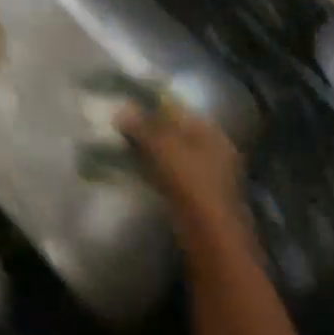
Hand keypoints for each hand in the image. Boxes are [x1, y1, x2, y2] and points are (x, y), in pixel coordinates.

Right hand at [119, 103, 242, 221]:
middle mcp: (214, 149)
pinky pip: (170, 170)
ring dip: (149, 147)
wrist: (209, 232)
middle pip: (175, 130)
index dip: (151, 103)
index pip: (178, 108)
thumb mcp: (162, 147)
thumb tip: (121, 109)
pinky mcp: (196, 192)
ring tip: (121, 143)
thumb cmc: (190, 181)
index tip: (125, 102)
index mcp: (211, 133)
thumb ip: (142, 126)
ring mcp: (207, 172)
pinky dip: (153, 166)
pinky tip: (135, 166)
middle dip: (148, 126)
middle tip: (119, 124)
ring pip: (172, 151)